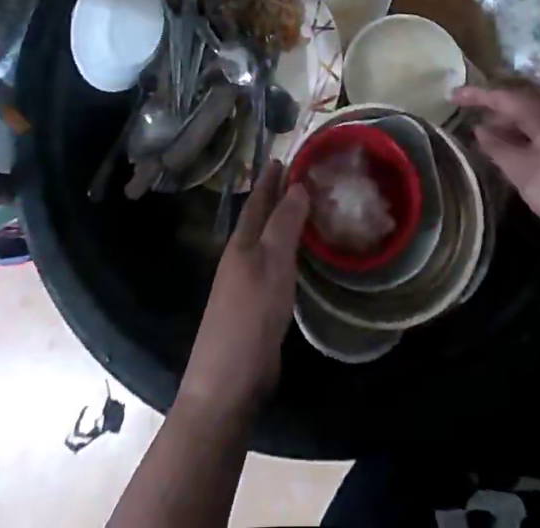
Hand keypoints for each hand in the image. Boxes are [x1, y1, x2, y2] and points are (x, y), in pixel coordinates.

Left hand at [176, 159, 308, 419]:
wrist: (229, 382)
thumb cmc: (250, 318)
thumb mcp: (271, 265)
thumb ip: (284, 225)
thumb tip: (298, 185)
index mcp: (242, 245)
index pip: (258, 202)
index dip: (271, 180)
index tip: (285, 156)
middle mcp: (243, 259)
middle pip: (262, 219)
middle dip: (278, 197)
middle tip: (304, 175)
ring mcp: (250, 284)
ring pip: (270, 241)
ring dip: (287, 222)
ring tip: (310, 207)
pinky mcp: (261, 305)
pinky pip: (279, 264)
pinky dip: (292, 250)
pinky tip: (306, 254)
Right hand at [451, 83, 539, 243]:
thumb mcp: (525, 174)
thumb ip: (500, 149)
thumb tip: (481, 129)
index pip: (504, 95)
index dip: (478, 94)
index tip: (453, 95)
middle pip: (526, 96)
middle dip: (499, 100)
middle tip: (475, 111)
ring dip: (515, 117)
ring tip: (494, 133)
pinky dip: (531, 130)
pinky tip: (525, 149)